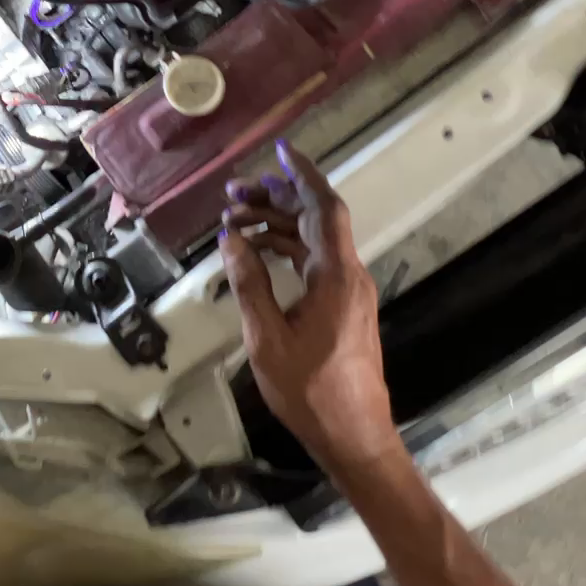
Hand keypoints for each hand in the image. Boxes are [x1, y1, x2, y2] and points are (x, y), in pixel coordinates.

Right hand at [220, 142, 401, 472]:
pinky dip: (283, 248)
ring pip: (310, 238)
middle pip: (313, 218)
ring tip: (233, 220)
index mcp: (335, 276)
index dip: (303, 174)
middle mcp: (347, 274)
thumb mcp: (267, 338)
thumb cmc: (310, 390)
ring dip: (275, 223)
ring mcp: (347, 289)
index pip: (323, 208)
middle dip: (274, 198)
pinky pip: (311, 260)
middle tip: (232, 193)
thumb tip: (231, 238)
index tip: (281, 149)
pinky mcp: (341, 304)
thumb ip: (249, 283)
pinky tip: (254, 251)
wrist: (354, 436)